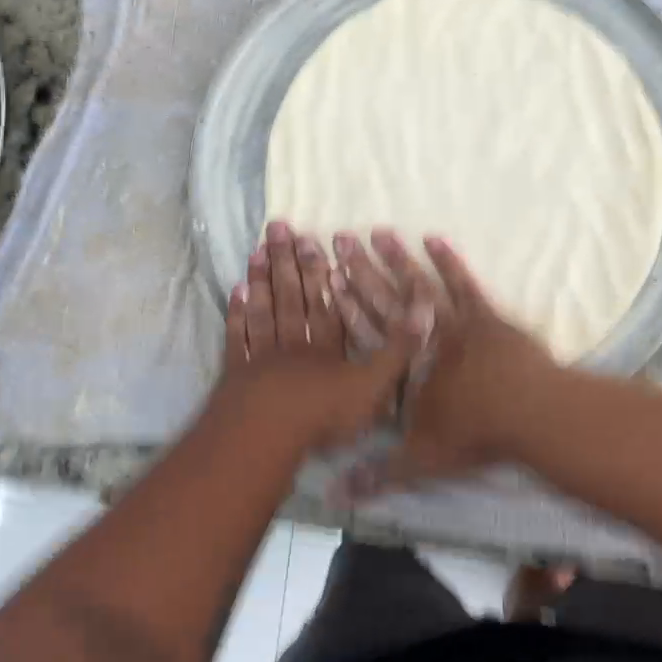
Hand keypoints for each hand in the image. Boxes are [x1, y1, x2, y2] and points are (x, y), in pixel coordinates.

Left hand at [206, 221, 427, 458]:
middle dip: (287, 263)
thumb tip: (426, 310)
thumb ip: (398, 350)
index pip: (326, 304)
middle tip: (278, 228)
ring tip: (257, 251)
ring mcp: (262, 357)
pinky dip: (235, 316)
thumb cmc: (322, 412)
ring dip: (260, 281)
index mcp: (327, 349)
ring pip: (263, 312)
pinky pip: (236, 339)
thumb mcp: (373, 386)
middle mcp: (295, 344)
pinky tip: (235, 293)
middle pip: (292, 299)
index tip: (311, 239)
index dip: (320, 272)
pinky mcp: (236, 374)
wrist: (266, 434)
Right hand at [330, 230, 560, 498]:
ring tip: (378, 232)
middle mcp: (426, 339)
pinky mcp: (488, 316)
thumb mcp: (422, 461)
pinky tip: (434, 238)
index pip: (365, 330)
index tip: (326, 276)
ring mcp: (457, 322)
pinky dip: (449, 261)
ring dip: (398, 258)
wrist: (531, 413)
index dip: (344, 304)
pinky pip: (464, 283)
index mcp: (404, 369)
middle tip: (339, 239)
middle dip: (361, 270)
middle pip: (386, 298)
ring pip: (420, 284)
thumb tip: (333, 498)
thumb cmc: (474, 434)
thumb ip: (378, 475)